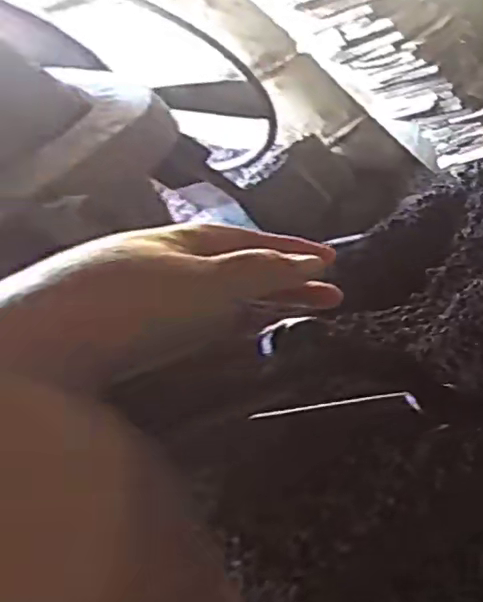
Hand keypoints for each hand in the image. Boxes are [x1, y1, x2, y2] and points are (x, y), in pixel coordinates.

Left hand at [0, 224, 341, 390]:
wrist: (25, 364)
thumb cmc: (123, 307)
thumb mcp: (210, 280)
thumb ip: (268, 270)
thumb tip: (316, 263)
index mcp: (161, 243)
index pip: (239, 237)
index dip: (288, 246)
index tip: (332, 259)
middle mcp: (147, 270)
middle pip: (232, 271)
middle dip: (285, 282)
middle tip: (332, 295)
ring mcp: (134, 308)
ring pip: (218, 302)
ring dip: (265, 308)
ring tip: (304, 318)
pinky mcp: (128, 344)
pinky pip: (198, 331)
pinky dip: (236, 331)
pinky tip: (252, 342)